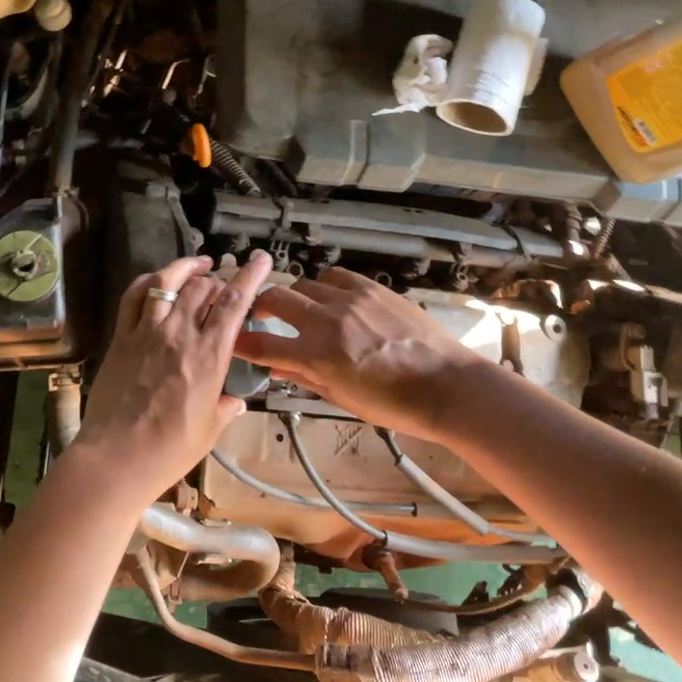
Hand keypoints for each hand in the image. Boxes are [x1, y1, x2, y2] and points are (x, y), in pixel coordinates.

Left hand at [70, 252, 274, 505]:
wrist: (117, 457)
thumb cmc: (170, 450)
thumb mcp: (210, 430)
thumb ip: (225, 408)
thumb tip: (236, 401)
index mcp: (209, 356)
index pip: (233, 304)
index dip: (249, 277)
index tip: (260, 259)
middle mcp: (179, 334)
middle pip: (202, 288)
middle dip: (218, 279)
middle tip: (224, 284)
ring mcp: (147, 332)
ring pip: (167, 282)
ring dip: (185, 268)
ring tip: (198, 264)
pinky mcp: (121, 337)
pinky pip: (134, 297)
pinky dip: (148, 281)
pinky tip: (157, 280)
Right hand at [235, 266, 488, 436]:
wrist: (450, 386)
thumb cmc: (396, 406)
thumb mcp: (343, 399)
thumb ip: (304, 377)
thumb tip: (274, 366)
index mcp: (319, 356)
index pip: (264, 344)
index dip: (241, 342)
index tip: (232, 341)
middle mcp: (329, 321)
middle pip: (276, 299)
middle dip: (260, 307)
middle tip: (260, 317)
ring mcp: (351, 299)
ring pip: (304, 284)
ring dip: (296, 297)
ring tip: (302, 311)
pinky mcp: (372, 288)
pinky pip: (335, 276)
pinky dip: (324, 286)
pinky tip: (331, 299)